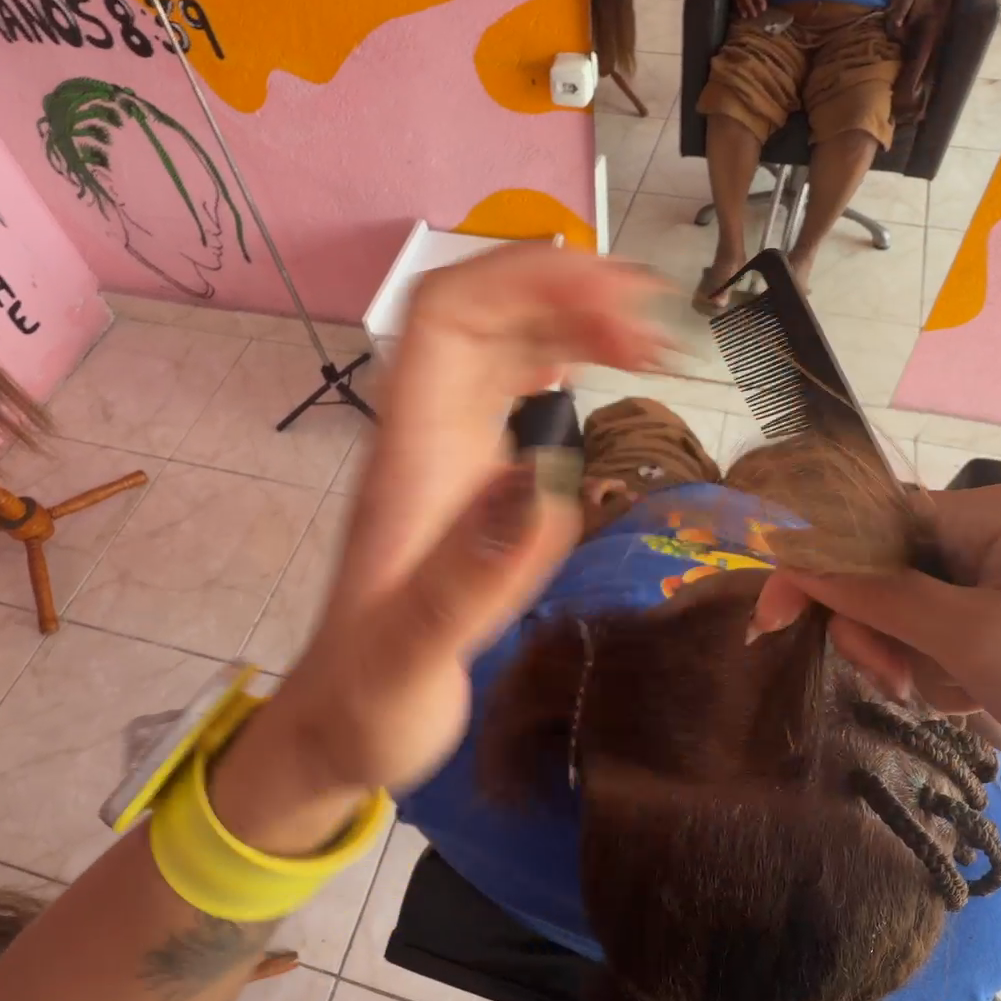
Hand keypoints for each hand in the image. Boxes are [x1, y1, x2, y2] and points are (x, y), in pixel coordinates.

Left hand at [255, 249, 669, 795]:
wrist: (343, 721)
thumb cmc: (371, 697)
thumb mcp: (412, 658)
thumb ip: (466, 579)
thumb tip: (544, 488)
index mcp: (408, 452)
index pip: (450, 316)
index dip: (526, 279)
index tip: (615, 301)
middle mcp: (426, 432)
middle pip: (486, 311)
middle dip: (571, 293)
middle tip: (657, 326)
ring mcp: (448, 449)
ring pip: (505, 341)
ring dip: (575, 319)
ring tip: (651, 341)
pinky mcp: (470, 475)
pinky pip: (513, 386)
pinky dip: (563, 357)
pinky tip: (596, 365)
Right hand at [750, 483, 1000, 821]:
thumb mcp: (974, 636)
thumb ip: (874, 594)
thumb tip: (786, 550)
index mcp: (982, 514)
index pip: (863, 526)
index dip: (811, 568)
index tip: (769, 621)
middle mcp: (986, 542)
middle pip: (878, 577)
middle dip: (875, 630)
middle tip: (894, 675)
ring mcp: (999, 592)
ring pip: (903, 622)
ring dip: (911, 664)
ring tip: (958, 697)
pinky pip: (937, 650)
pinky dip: (941, 680)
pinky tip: (981, 705)